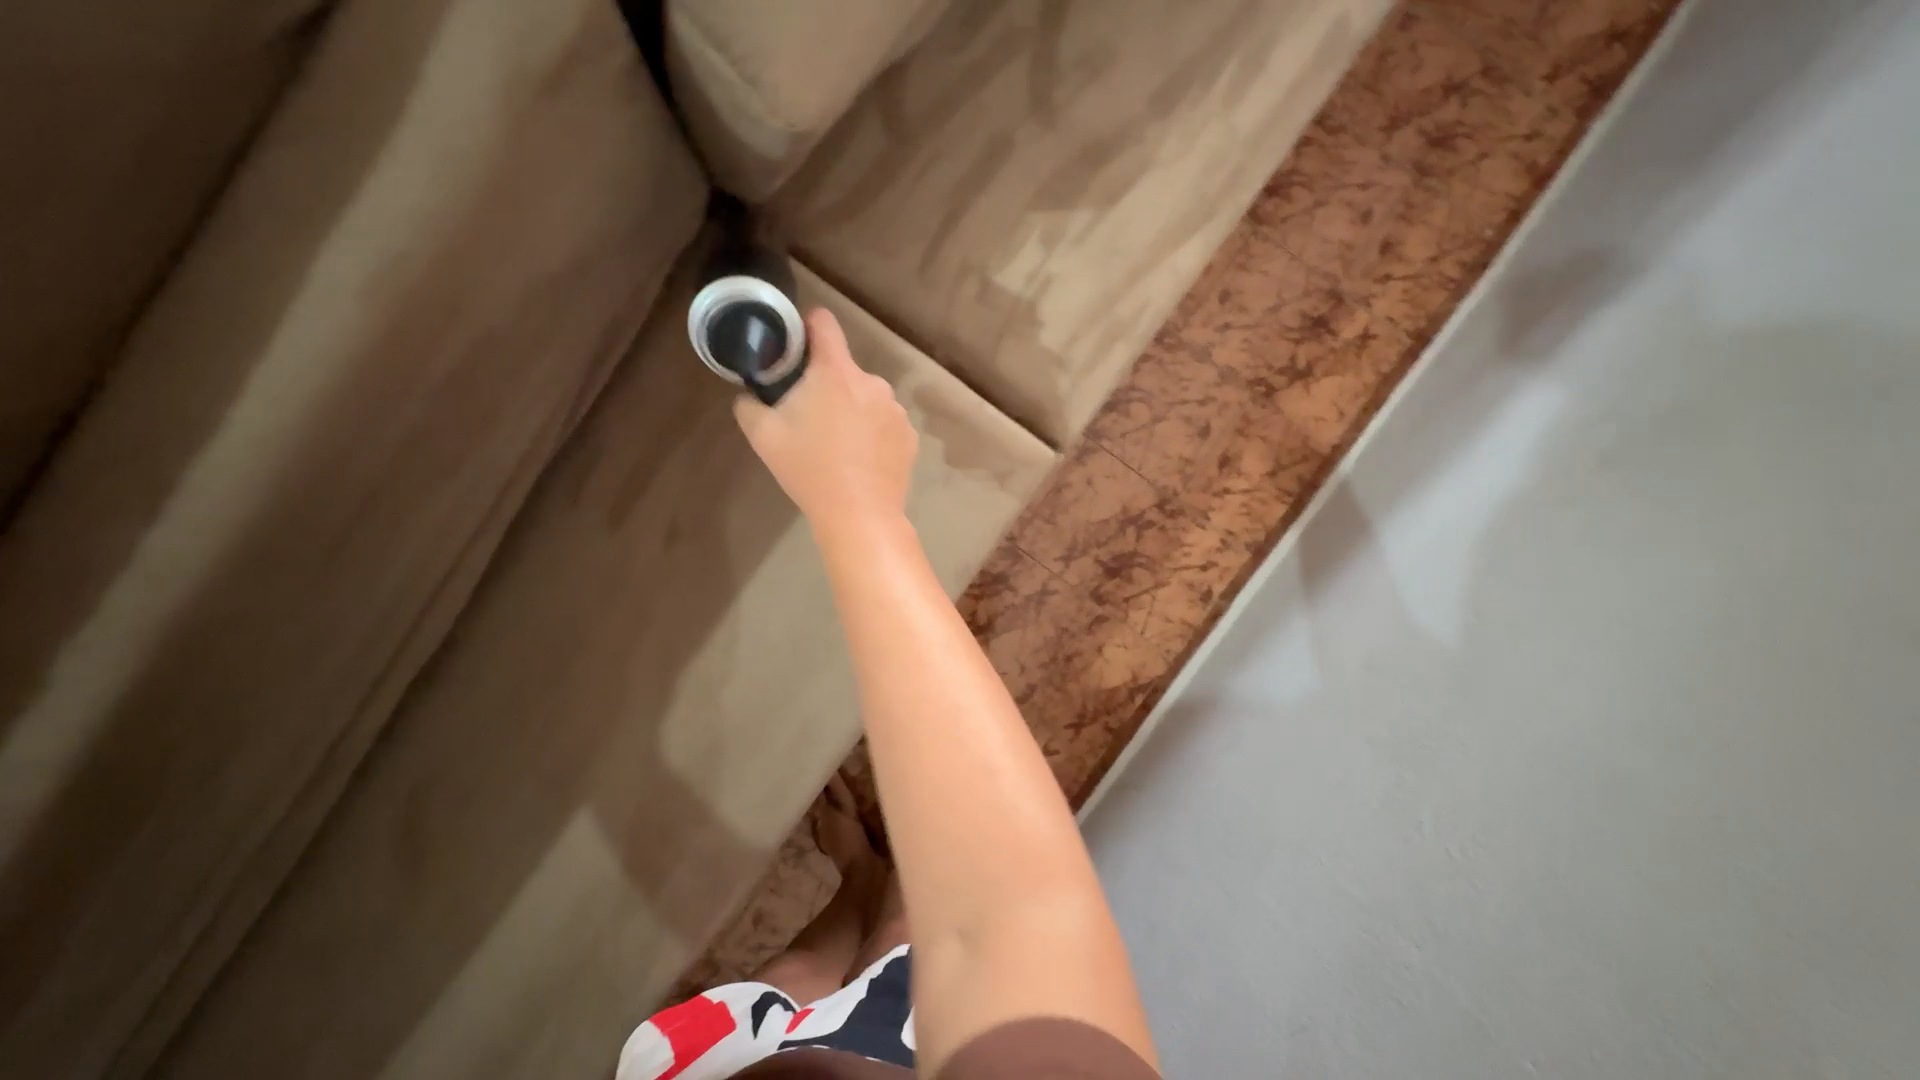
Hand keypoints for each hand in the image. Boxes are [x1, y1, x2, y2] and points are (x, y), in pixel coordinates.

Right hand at [734, 308, 917, 540]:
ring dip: (851, 411)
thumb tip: (748, 396)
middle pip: (842, 370)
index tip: (795, 345)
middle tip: (809, 419)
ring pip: (865, 399)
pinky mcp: (909, 436)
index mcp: (835, 372)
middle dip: (826, 387)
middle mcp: (871, 382)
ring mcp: (895, 410)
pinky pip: (884, 424)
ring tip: (837, 447)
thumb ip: (749, 406)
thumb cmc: (809, 470)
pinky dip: (872, 434)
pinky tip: (860, 461)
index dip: (806, 326)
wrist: (860, 515)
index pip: (824, 323)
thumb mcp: (763, 437)